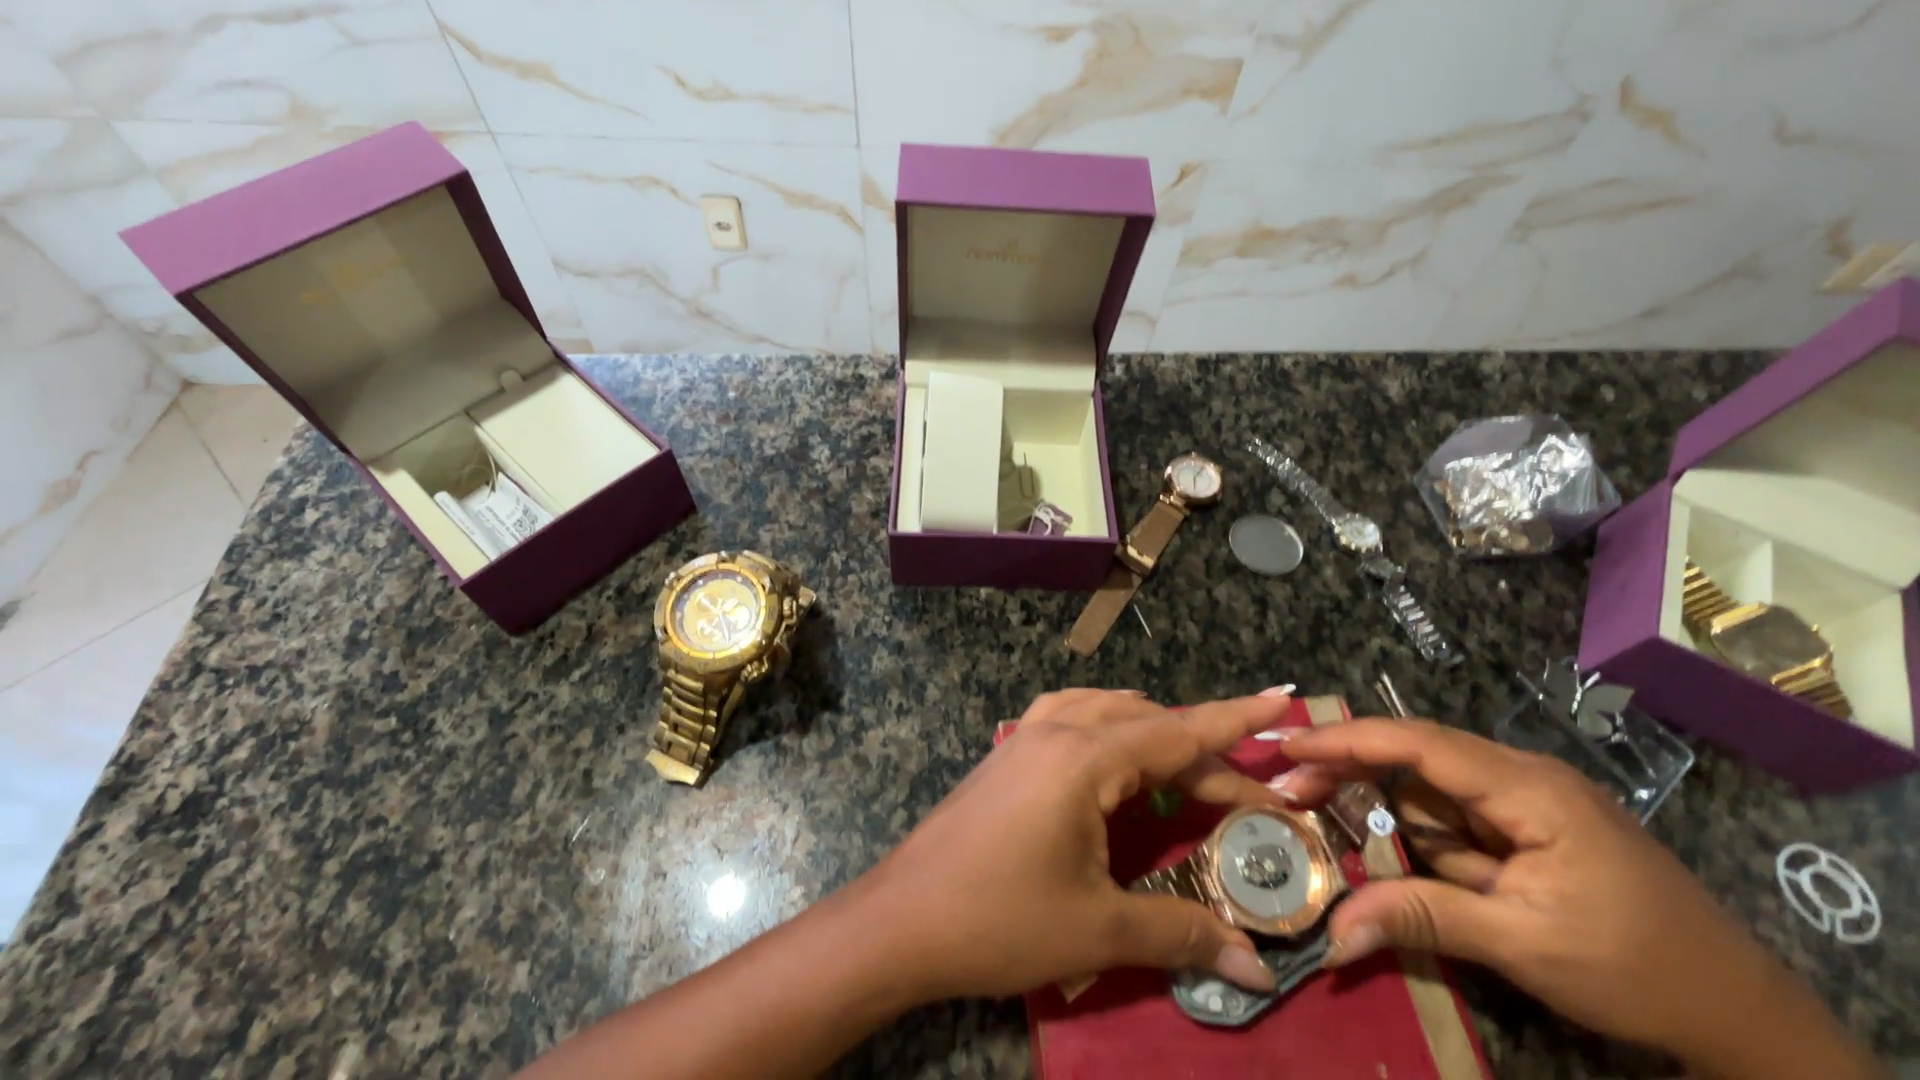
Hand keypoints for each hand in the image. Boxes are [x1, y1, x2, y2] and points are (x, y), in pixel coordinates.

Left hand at [854, 688, 1295, 1001]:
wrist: (898, 922)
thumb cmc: (998, 920)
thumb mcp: (1097, 930)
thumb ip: (1180, 933)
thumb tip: (1255, 964)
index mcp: (1083, 758)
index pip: (1176, 731)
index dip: (1235, 721)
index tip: (1283, 700)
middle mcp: (1054, 730)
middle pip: (1143, 720)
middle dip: (1198, 748)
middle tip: (1243, 792)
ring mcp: (1021, 739)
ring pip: (1101, 709)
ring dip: (1149, 729)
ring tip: (1184, 763)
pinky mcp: (1003, 758)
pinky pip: (1066, 718)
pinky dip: (1104, 727)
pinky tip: (1108, 758)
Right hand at [1275, 719, 1881, 1077]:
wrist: (1738, 1011)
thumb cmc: (1637, 967)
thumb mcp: (1523, 944)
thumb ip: (1422, 920)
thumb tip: (1333, 932)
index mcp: (1529, 789)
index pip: (1421, 744)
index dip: (1348, 740)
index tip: (1287, 745)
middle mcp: (1524, 780)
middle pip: (1418, 758)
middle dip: (1351, 771)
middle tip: (1288, 793)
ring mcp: (1528, 807)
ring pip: (1432, 792)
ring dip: (1381, 809)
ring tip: (1318, 818)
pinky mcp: (1528, 835)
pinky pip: (1456, 824)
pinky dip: (1416, 837)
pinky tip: (1384, 854)